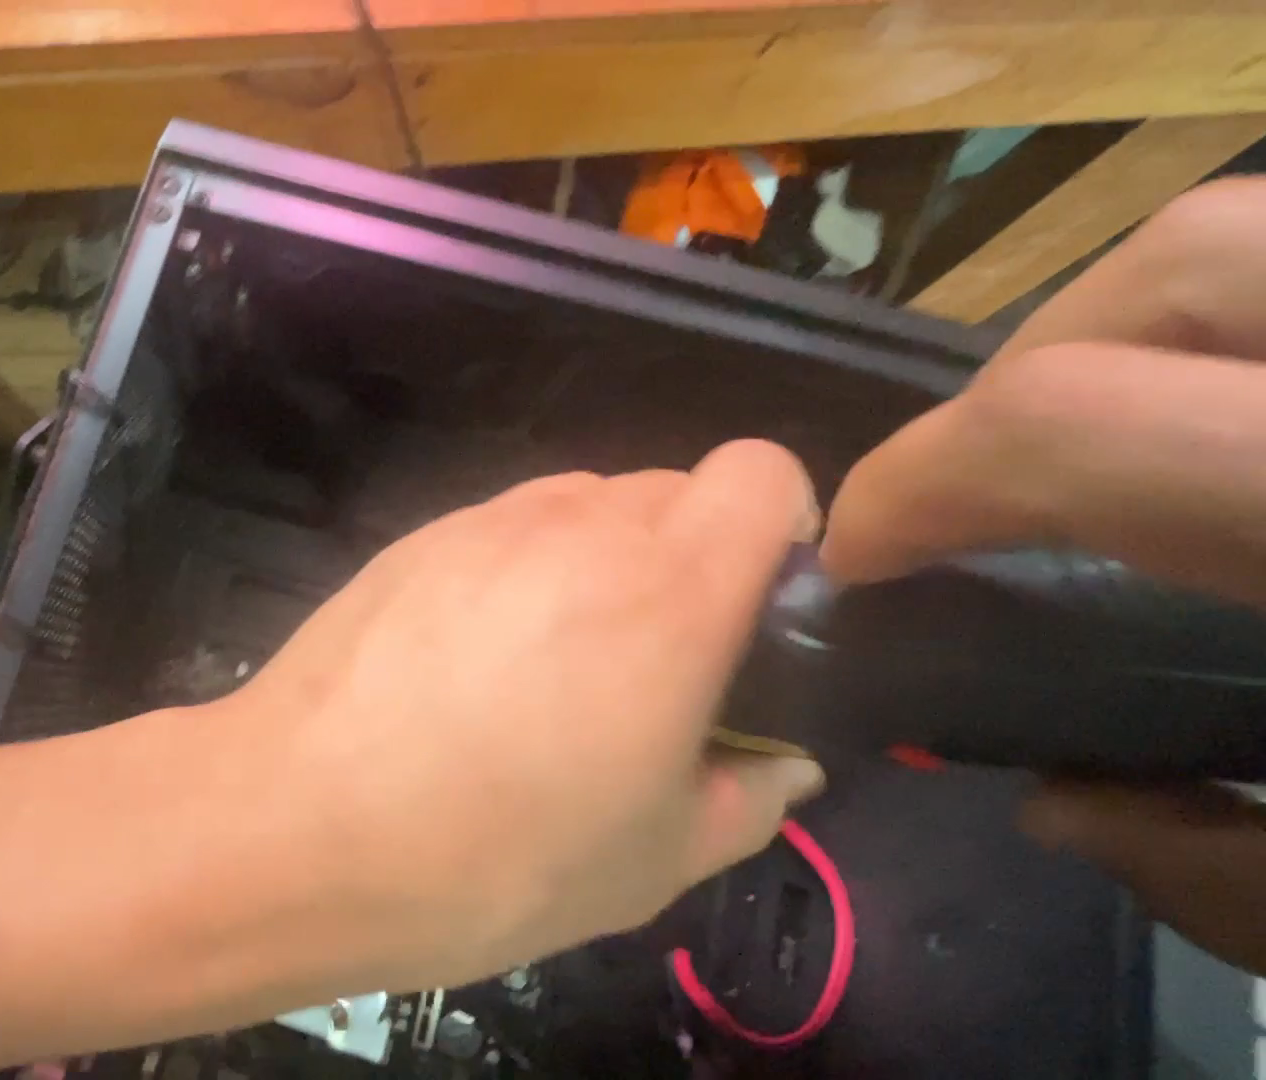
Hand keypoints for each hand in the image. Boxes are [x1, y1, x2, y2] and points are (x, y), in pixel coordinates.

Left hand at [227, 440, 824, 991]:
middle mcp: (575, 530)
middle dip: (683, 556)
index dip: (774, 524)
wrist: (298, 824)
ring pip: (579, 504)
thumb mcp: (649, 861)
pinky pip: (499, 529)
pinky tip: (468, 655)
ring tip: (548, 660)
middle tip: (645, 659)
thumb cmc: (491, 858)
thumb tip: (784, 766)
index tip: (751, 604)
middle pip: (668, 489)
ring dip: (595, 562)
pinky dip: (515, 570)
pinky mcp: (411, 540)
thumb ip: (743, 800)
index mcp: (666, 592)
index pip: (757, 473)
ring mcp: (481, 525)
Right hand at [820, 177, 1265, 972]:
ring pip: (1264, 237)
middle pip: (1182, 265)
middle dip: (1021, 378)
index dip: (917, 479)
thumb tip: (1061, 803)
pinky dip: (1245, 336)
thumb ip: (1235, 878)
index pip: (1075, 425)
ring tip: (1091, 453)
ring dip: (1125, 344)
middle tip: (975, 491)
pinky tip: (1233, 428)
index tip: (860, 552)